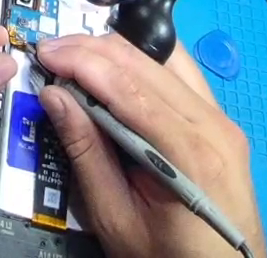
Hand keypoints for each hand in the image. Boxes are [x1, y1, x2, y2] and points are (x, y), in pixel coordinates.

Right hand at [36, 34, 266, 257]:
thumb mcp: (116, 218)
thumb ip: (86, 152)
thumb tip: (52, 94)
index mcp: (190, 154)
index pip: (127, 86)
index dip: (82, 61)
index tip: (45, 53)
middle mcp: (213, 125)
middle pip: (144, 63)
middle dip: (90, 48)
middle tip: (50, 50)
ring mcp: (222, 118)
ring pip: (162, 56)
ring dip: (114, 49)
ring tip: (75, 55)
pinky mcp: (221, 118)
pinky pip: (178, 69)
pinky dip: (141, 58)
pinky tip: (113, 65)